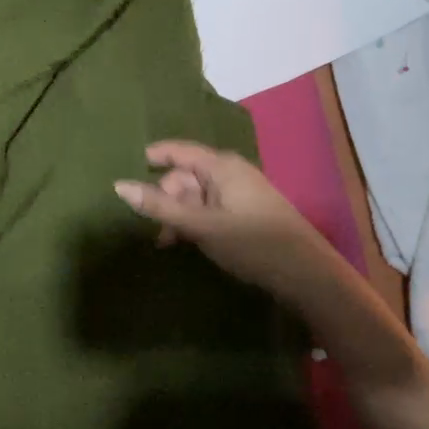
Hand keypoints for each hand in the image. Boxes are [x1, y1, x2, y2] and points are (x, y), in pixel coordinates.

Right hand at [113, 140, 338, 295]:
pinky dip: (195, 222)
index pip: (177, 150)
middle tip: (156, 228)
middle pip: (185, 176)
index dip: (153, 157)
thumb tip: (119, 186)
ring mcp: (241, 194)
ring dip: (179, 215)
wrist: (310, 278)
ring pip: (197, 196)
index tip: (128, 170)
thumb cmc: (252, 243)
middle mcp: (230, 173)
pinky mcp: (248, 214)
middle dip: (166, 198)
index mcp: (220, 166)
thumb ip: (160, 207)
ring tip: (169, 241)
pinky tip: (188, 242)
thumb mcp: (201, 226)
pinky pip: (211, 209)